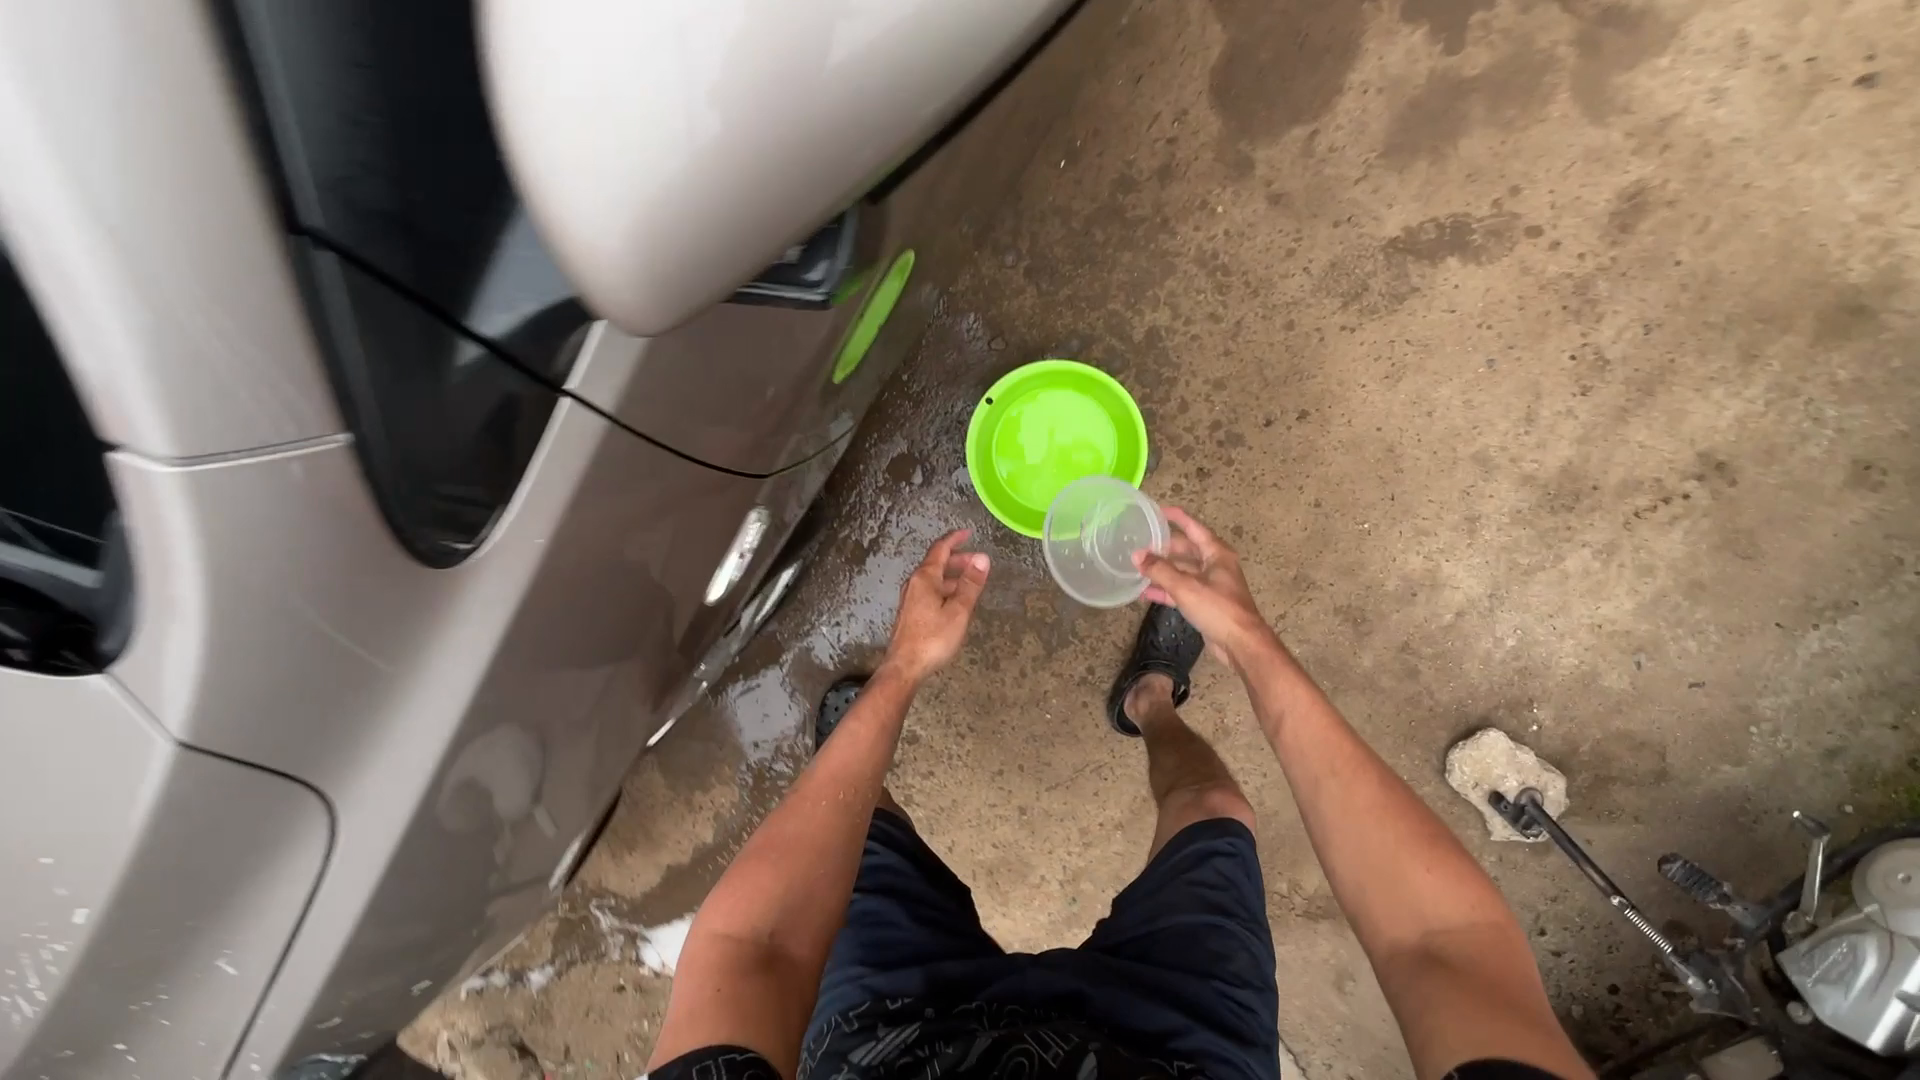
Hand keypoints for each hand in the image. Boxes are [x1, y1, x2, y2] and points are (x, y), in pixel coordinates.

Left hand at [882, 529, 990, 682]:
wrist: (904, 666)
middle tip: (977, 563)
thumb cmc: (933, 638)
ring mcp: (910, 598)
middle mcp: (914, 584)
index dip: (955, 539)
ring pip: (933, 579)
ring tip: (971, 583)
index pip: (940, 549)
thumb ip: (970, 584)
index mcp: (925, 578)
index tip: (968, 533)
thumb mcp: (958, 611)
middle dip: (958, 560)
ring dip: (952, 577)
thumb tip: (983, 558)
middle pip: (936, 563)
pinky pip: (930, 591)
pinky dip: (945, 589)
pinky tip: (955, 602)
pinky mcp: (910, 613)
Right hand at [1134, 508, 1279, 671]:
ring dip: (1163, 570)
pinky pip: (1182, 590)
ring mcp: (1211, 584)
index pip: (1193, 527)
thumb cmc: (1217, 609)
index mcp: (1216, 553)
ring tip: (1138, 567)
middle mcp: (1215, 565)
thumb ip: (1159, 570)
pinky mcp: (1206, 602)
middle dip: (1164, 547)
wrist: (1240, 642)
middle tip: (1141, 543)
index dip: (1176, 517)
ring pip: (1183, 571)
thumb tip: (1137, 555)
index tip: (1157, 511)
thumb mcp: (1185, 586)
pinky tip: (1146, 593)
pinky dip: (1166, 590)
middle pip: (1186, 550)